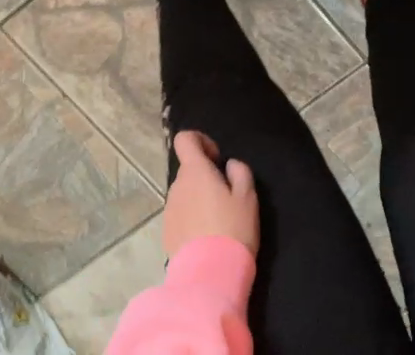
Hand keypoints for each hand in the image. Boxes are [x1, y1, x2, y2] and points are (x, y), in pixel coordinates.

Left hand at [163, 131, 258, 257]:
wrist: (209, 275)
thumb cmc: (232, 229)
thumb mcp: (248, 197)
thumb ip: (240, 172)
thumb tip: (229, 165)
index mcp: (195, 172)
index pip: (185, 139)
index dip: (201, 141)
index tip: (217, 159)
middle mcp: (177, 186)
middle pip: (188, 170)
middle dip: (205, 177)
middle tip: (227, 197)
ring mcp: (169, 210)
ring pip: (185, 194)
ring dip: (199, 199)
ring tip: (219, 221)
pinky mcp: (166, 232)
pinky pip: (181, 215)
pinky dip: (192, 218)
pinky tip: (207, 237)